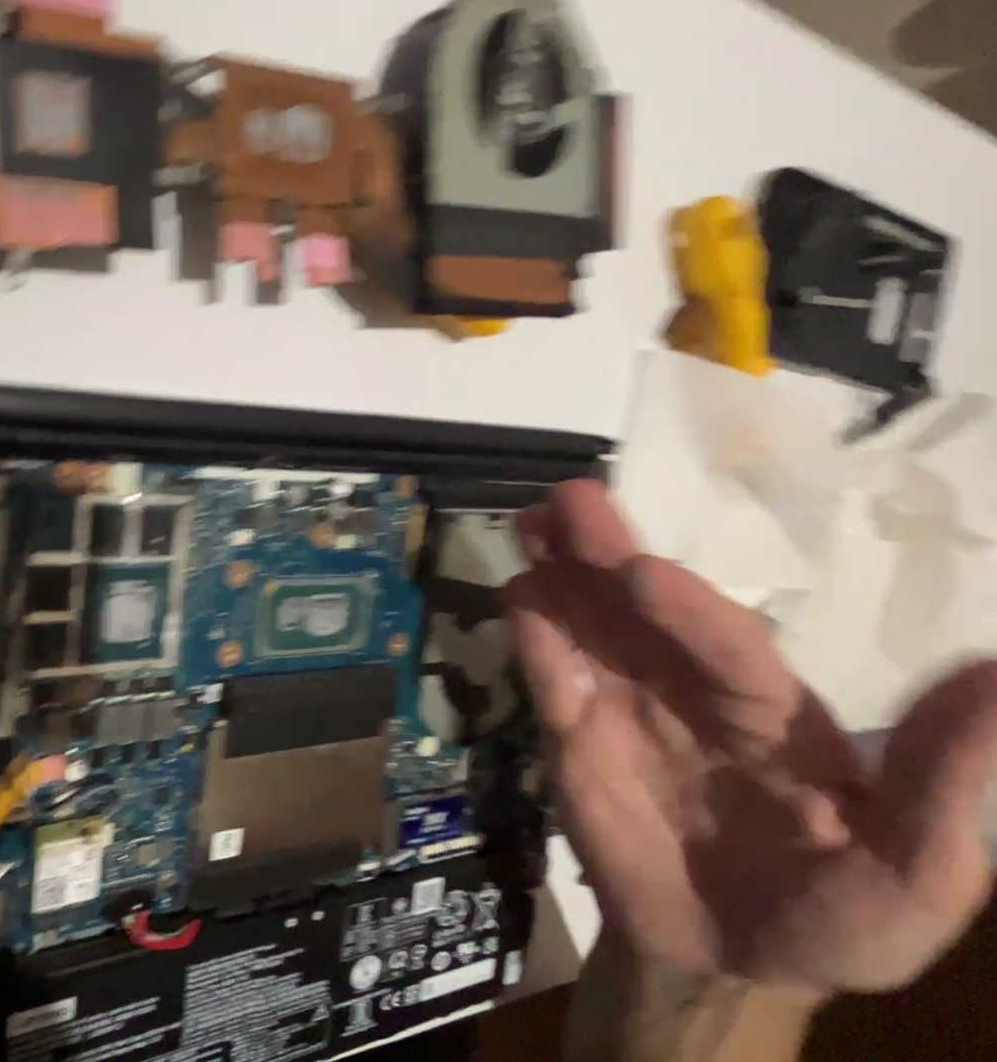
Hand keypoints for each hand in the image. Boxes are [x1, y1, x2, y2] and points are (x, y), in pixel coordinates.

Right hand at [504, 480, 996, 991]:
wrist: (720, 955)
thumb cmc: (834, 919)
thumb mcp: (915, 871)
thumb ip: (939, 778)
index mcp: (775, 711)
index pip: (728, 649)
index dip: (688, 611)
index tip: (641, 570)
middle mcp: (691, 689)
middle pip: (644, 615)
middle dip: (607, 554)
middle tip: (568, 498)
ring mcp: (624, 707)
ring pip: (588, 628)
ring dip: (559, 575)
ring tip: (528, 525)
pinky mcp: (571, 735)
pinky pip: (549, 679)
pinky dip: (531, 637)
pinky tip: (516, 594)